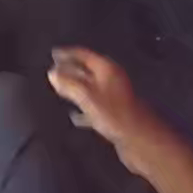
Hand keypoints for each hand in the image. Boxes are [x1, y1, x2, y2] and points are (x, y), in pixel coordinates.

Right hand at [47, 47, 184, 177]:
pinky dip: (83, 108)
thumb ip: (69, 84)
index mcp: (106, 69)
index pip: (84, 55)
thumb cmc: (114, 114)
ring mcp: (114, 96)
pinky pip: (94, 106)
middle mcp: (111, 78)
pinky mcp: (114, 114)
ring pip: (90, 88)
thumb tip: (52, 72)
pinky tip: (73, 116)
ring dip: (75, 88)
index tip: (52, 53)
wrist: (140, 139)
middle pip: (87, 69)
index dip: (68, 53)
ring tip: (58, 89)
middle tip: (52, 70)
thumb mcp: (88, 97)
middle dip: (70, 70)